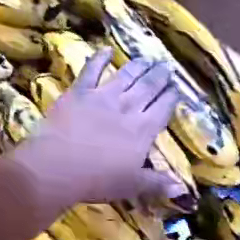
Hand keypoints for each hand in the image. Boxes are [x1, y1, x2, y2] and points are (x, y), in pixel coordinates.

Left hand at [7, 48, 187, 209]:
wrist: (59, 166)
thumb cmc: (97, 180)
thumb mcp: (131, 185)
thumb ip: (156, 183)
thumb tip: (181, 189)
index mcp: (144, 130)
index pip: (164, 109)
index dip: (172, 97)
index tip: (177, 88)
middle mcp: (128, 107)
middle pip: (148, 87)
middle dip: (160, 76)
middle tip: (167, 66)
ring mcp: (103, 96)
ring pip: (126, 75)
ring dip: (138, 66)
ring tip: (147, 58)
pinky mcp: (79, 92)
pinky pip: (91, 70)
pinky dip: (99, 58)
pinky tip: (106, 49)